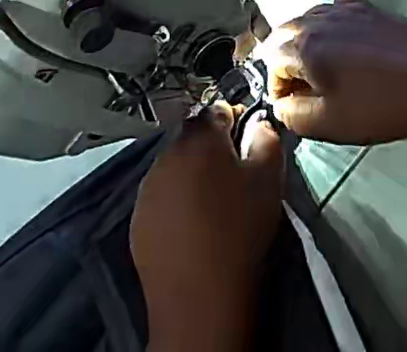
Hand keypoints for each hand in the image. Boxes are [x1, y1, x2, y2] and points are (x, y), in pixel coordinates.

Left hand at [131, 103, 283, 351]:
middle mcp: (168, 151)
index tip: (247, 144)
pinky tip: (189, 225)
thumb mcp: (268, 180)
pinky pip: (160, 195)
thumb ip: (266, 140)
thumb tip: (259, 122)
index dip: (235, 123)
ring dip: (190, 174)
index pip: (217, 110)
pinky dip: (174, 201)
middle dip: (210, 149)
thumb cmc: (240, 231)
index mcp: (200, 136)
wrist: (199, 297)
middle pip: (193, 137)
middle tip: (231, 177)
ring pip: (174, 165)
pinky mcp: (138, 215)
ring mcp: (148, 184)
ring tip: (210, 204)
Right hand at [259, 0, 406, 144]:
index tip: (292, 105)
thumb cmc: (386, 104)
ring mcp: (345, 11)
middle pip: (283, 34)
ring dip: (304, 42)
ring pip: (307, 19)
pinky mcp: (369, 10)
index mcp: (304, 47)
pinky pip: (335, 10)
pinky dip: (330, 25)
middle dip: (284, 61)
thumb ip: (294, 116)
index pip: (270, 62)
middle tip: (300, 88)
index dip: (277, 88)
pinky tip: (343, 43)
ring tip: (321, 70)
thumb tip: (282, 106)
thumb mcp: (331, 124)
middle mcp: (319, 20)